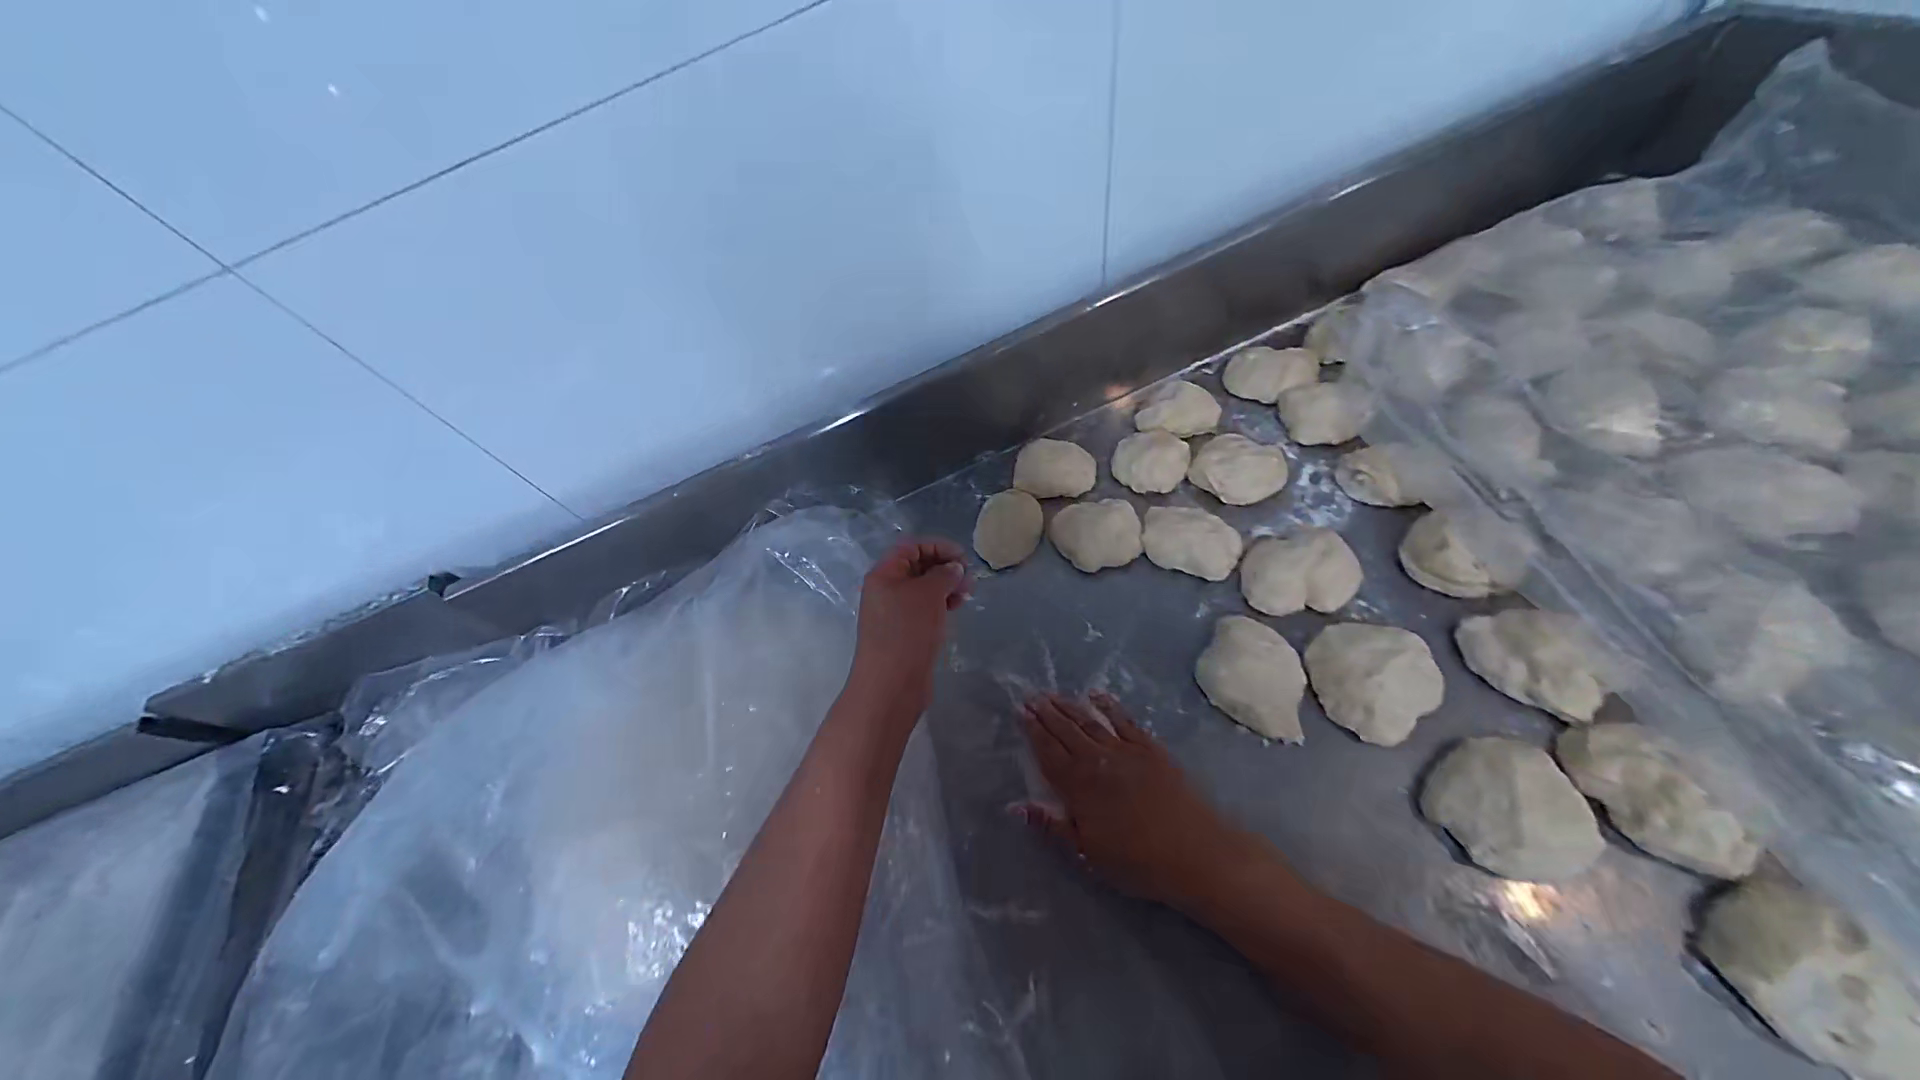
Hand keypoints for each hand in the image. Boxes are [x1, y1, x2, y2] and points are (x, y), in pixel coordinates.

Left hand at [846, 537, 969, 713]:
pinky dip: (941, 604)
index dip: (938, 546)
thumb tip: (953, 568)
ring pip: (922, 589)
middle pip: (917, 567)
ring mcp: (893, 613)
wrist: (891, 683)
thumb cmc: (908, 630)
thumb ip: (944, 573)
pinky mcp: (904, 632)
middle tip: (968, 577)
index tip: (963, 558)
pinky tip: (956, 608)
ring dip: (945, 586)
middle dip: (944, 567)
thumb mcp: (929, 593)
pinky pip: (923, 609)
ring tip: (967, 594)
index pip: (911, 547)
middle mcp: (885, 590)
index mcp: (884, 574)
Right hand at [1018, 692, 1251, 910]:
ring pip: (1090, 721)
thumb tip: (1015, 806)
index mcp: (1078, 786)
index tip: (1020, 712)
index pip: (1048, 752)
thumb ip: (1052, 825)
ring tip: (1053, 694)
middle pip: (1065, 731)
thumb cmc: (1137, 861)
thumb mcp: (1087, 852)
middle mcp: (1097, 760)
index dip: (1032, 731)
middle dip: (1046, 712)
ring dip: (1070, 706)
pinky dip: (1108, 706)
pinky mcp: (1151, 748)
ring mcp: (1126, 750)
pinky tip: (1097, 696)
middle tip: (1031, 697)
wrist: (1195, 853)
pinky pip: (1124, 720)